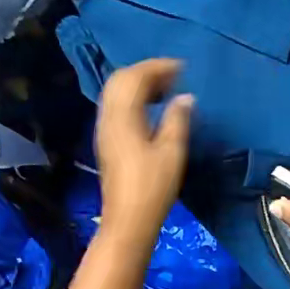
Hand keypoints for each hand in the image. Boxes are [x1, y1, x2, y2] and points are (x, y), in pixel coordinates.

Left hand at [95, 58, 192, 239]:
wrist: (128, 221)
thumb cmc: (152, 188)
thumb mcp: (172, 152)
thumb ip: (177, 119)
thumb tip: (185, 97)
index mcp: (123, 116)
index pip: (136, 77)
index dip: (158, 67)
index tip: (183, 69)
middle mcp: (108, 117)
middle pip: (121, 80)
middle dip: (146, 72)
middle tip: (173, 76)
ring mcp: (104, 130)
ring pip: (116, 93)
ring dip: (138, 84)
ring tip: (165, 90)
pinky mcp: (107, 142)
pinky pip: (116, 107)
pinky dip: (133, 99)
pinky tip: (151, 109)